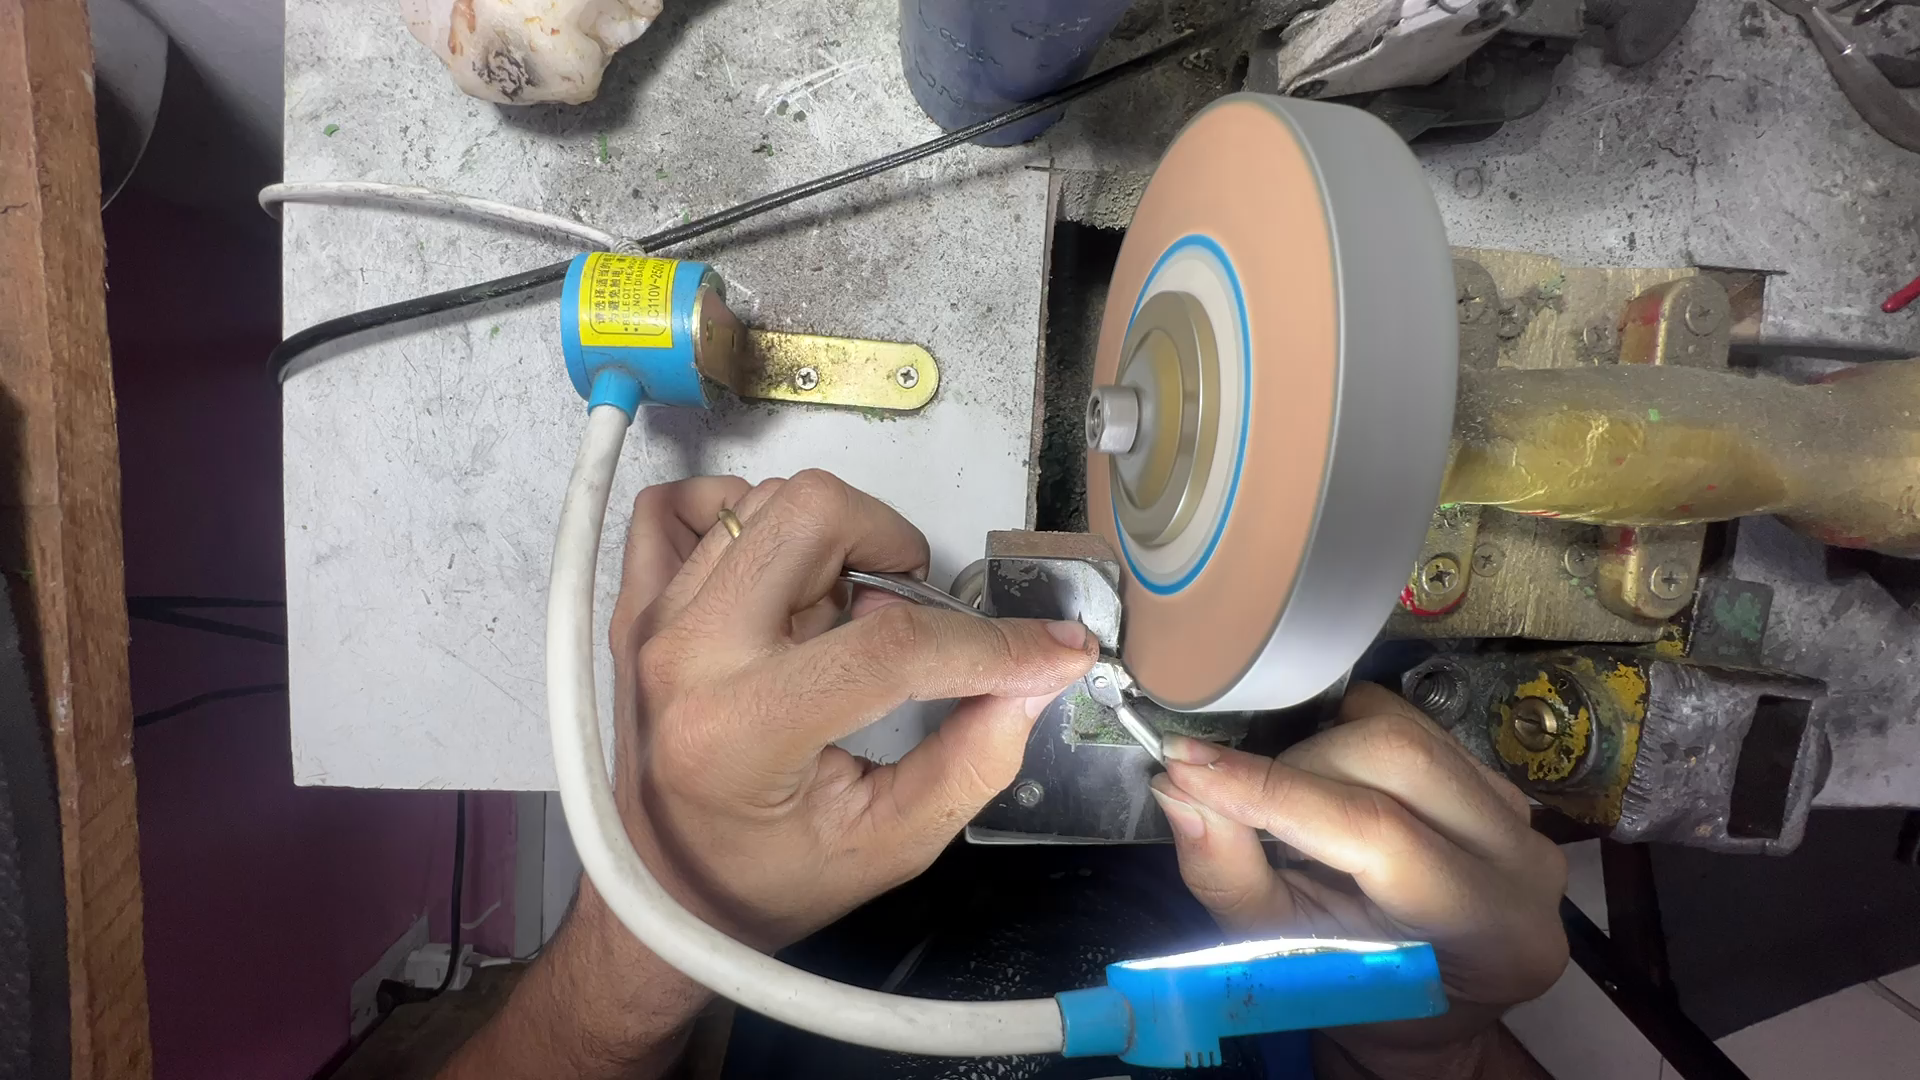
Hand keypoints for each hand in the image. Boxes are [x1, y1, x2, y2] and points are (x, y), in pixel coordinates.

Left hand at [601, 469, 1095, 947]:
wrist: (659, 896)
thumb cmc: (771, 880)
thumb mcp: (892, 844)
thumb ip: (977, 758)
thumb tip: (1039, 669)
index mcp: (742, 733)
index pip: (889, 647)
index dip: (991, 642)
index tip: (1052, 648)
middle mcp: (685, 655)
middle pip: (815, 513)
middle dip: (893, 544)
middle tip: (906, 611)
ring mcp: (652, 619)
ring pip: (766, 501)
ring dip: (832, 544)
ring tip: (838, 616)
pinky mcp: (636, 603)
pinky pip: (681, 507)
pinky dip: (741, 518)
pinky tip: (773, 577)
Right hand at [1150, 683, 1566, 1077]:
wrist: (1424, 1004)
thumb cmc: (1351, 992)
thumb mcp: (1276, 952)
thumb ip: (1226, 872)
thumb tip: (1177, 787)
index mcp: (1488, 928)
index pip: (1374, 831)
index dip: (1268, 789)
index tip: (1183, 763)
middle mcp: (1522, 860)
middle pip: (1394, 755)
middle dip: (1291, 763)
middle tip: (1237, 794)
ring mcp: (1512, 808)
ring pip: (1396, 724)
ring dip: (1313, 745)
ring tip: (1282, 794)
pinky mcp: (1486, 776)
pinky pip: (1402, 718)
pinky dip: (1338, 730)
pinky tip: (1322, 775)